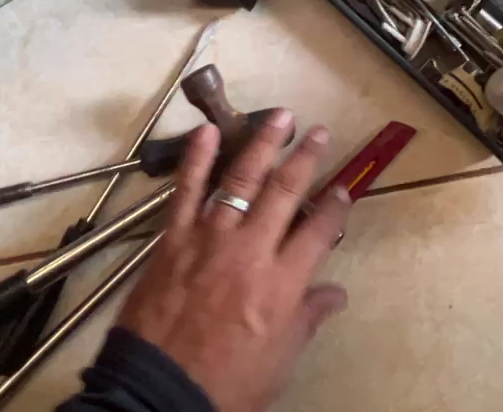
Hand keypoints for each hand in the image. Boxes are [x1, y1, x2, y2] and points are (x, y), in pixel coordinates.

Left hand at [117, 110, 351, 411]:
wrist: (157, 397)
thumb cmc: (227, 386)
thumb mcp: (279, 362)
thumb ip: (307, 318)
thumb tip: (337, 293)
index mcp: (282, 283)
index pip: (318, 231)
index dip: (335, 206)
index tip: (344, 188)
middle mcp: (251, 250)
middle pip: (285, 193)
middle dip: (306, 159)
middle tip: (320, 133)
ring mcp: (210, 238)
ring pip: (242, 180)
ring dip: (264, 144)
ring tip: (281, 117)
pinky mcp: (174, 238)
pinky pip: (187, 191)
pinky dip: (196, 158)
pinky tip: (207, 131)